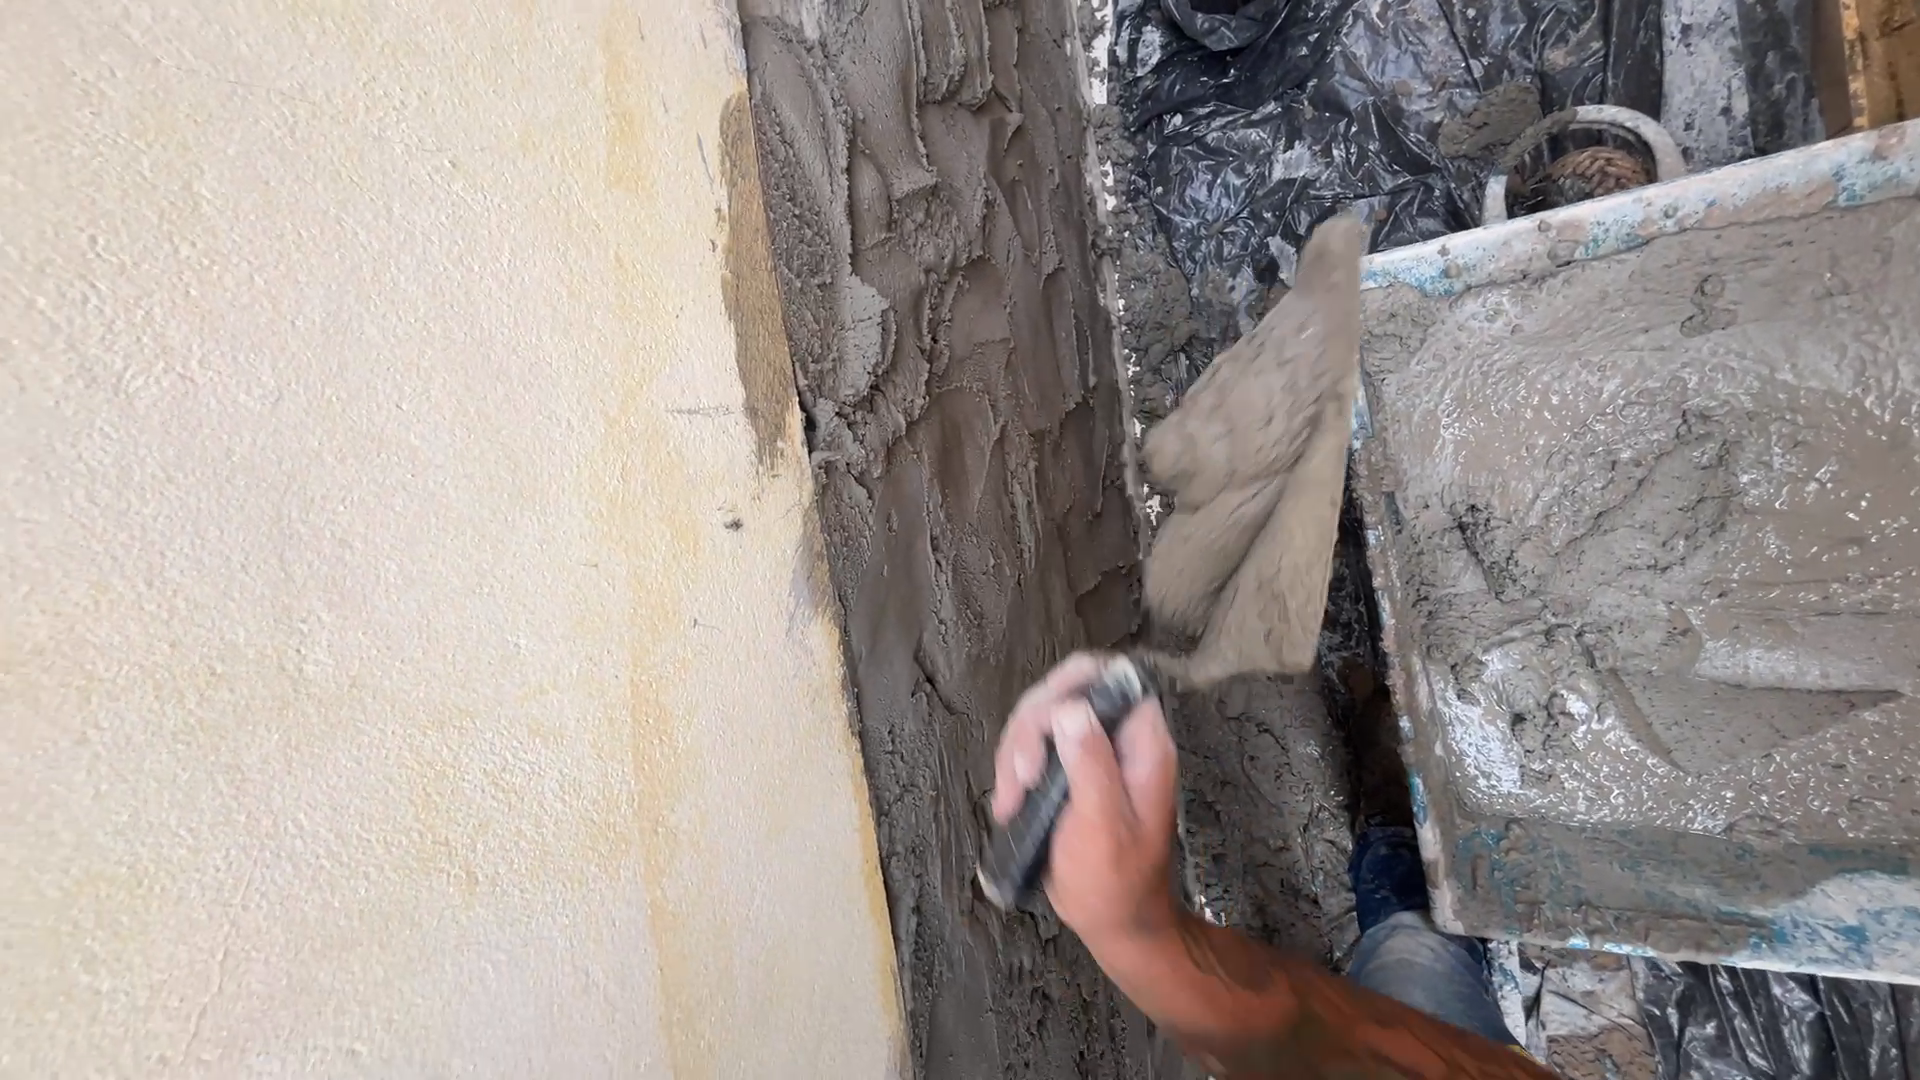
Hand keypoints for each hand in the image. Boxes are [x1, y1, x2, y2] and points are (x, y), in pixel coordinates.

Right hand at [990, 653, 1180, 951]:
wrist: (1113, 922)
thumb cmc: (1116, 879)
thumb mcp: (1104, 824)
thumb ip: (1091, 764)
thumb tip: (1071, 708)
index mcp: (1141, 740)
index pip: (1107, 676)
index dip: (1068, 687)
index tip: (1040, 730)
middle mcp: (1117, 734)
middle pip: (1063, 691)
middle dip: (1031, 729)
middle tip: (1021, 777)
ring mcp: (1090, 748)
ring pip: (1039, 717)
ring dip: (1015, 753)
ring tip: (1010, 800)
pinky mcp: (1065, 766)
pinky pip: (1030, 745)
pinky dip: (1011, 769)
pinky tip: (1008, 804)